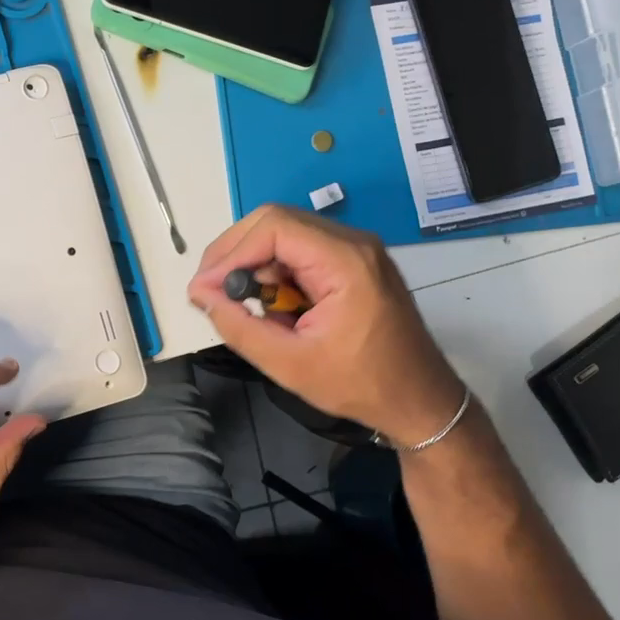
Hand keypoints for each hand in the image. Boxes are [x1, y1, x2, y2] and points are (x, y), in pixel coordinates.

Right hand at [188, 205, 464, 447]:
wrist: (418, 398)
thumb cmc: (359, 385)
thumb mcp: (288, 364)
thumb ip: (239, 327)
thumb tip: (201, 294)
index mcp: (345, 262)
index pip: (273, 227)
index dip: (230, 253)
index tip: (203, 289)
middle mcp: (353, 243)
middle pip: (276, 221)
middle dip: (234, 253)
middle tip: (209, 290)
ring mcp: (356, 250)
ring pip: (285, 234)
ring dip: (253, 263)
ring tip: (237, 303)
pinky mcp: (353, 263)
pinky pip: (301, 251)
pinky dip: (274, 272)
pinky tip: (269, 305)